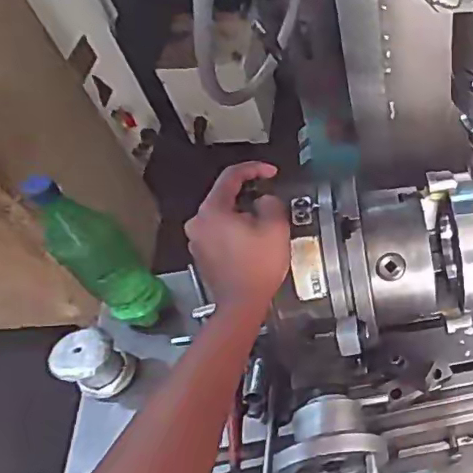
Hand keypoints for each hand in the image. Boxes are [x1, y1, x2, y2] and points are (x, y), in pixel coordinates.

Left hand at [185, 162, 289, 313]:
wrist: (242, 304)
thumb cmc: (258, 267)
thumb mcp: (276, 228)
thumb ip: (271, 203)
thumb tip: (264, 201)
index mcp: (212, 211)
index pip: (231, 176)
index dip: (254, 168)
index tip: (270, 172)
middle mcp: (198, 222)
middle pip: (225, 197)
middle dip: (249, 197)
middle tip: (270, 205)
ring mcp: (197, 240)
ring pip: (223, 216)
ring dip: (242, 216)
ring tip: (264, 229)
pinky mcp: (201, 254)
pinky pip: (219, 233)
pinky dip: (235, 232)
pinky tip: (252, 244)